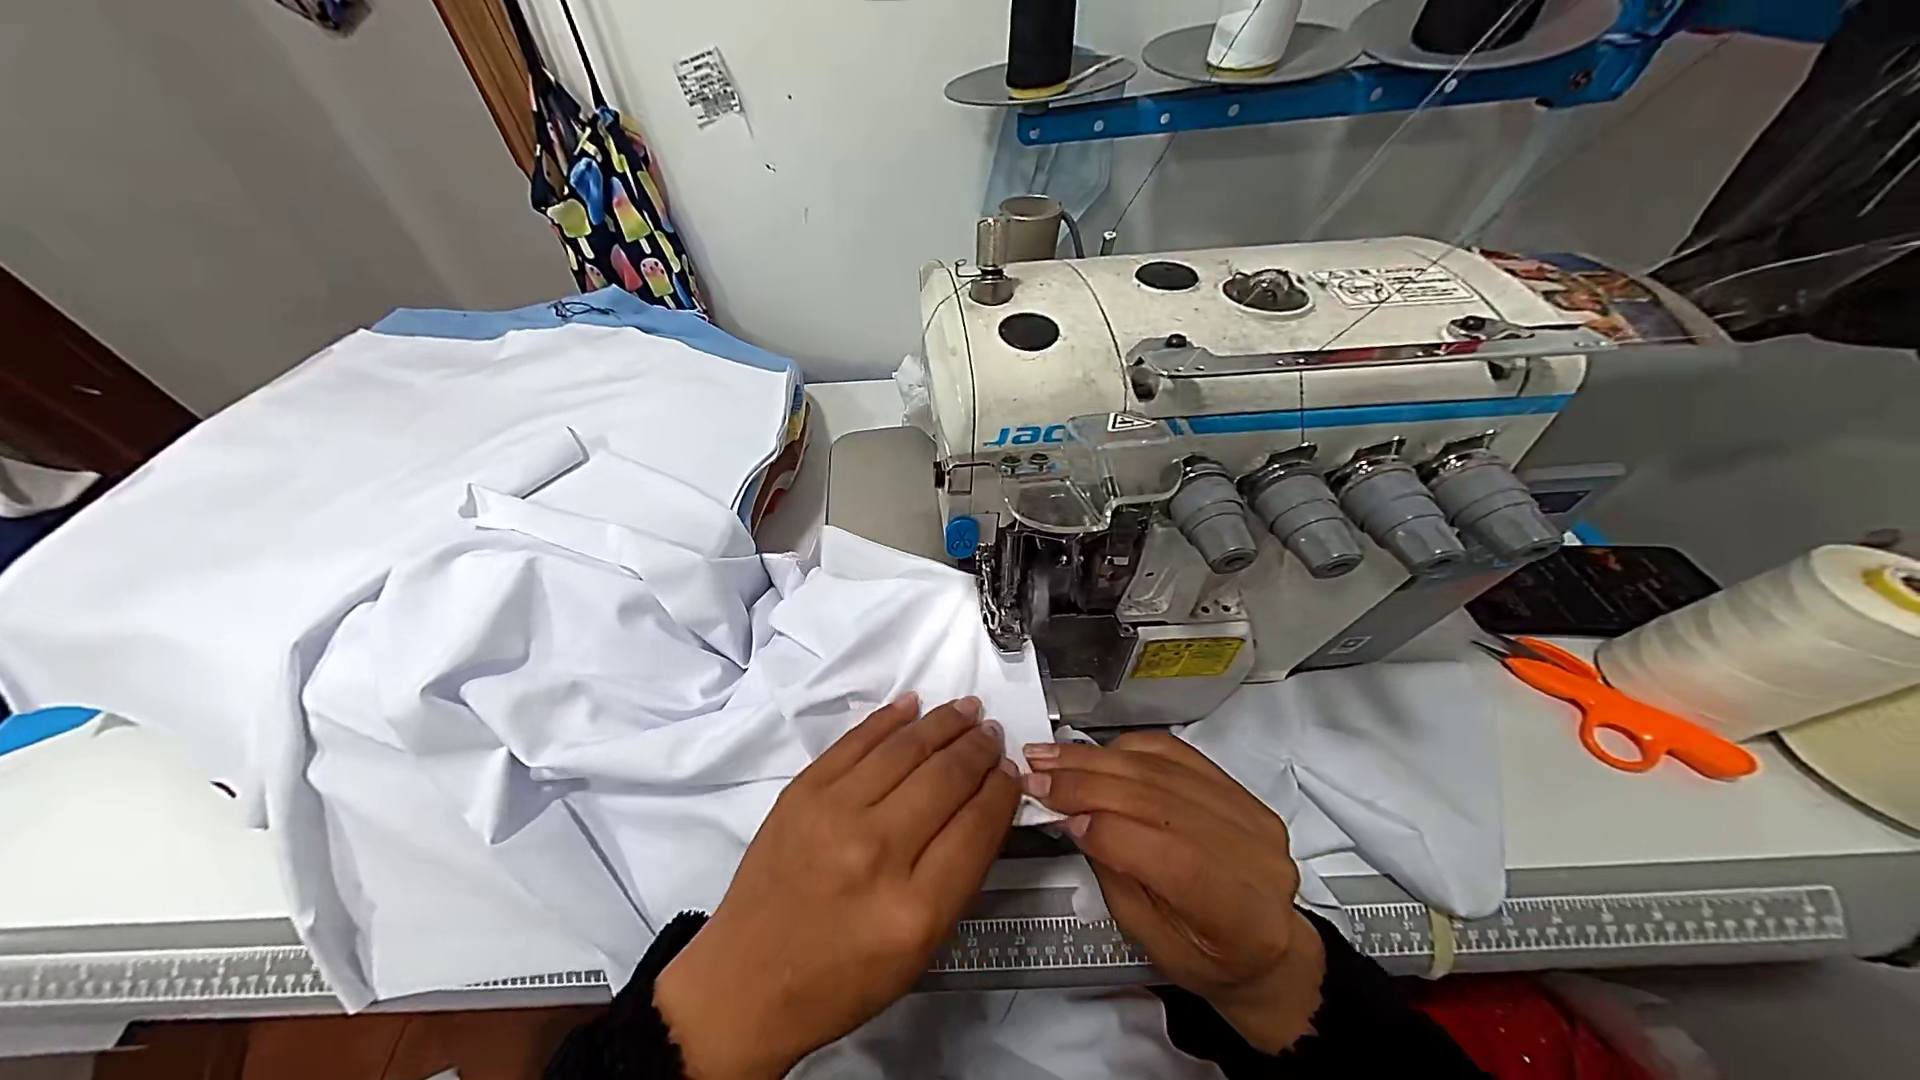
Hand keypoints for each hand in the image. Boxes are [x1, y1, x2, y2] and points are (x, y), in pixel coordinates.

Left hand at [655, 695, 1021, 1078]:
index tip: (1011, 772)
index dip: (1002, 790)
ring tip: (966, 711)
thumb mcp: (919, 949)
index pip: (978, 825)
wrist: (748, 981)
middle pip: (946, 778)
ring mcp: (833, 814)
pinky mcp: (801, 792)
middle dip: (978, 750)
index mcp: (915, 908)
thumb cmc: (841, 976)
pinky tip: (913, 706)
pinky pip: (856, 740)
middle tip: (991, 735)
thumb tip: (985, 806)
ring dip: (943, 723)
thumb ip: (959, 875)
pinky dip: (889, 718)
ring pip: (905, 748)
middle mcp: (876, 852)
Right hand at [1023, 732, 1325, 1053]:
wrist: (1265, 944)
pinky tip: (1095, 752)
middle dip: (1085, 782)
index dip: (1100, 826)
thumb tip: (1077, 820)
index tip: (1053, 813)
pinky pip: (1174, 752)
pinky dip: (1127, 748)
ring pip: (1159, 768)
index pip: (1159, 850)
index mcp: (1236, 911)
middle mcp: (1250, 853)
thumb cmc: (1212, 958)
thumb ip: (1116, 877)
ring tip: (1053, 757)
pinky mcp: (1235, 788)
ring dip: (1096, 758)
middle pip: (1155, 799)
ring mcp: (1246, 813)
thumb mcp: (1152, 941)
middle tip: (1037, 774)